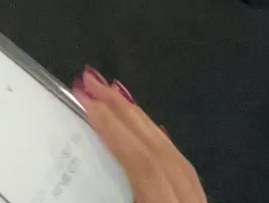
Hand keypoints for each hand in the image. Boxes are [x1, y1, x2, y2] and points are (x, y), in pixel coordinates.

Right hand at [72, 69, 205, 202]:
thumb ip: (99, 192)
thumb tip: (68, 163)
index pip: (142, 162)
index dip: (113, 128)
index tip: (82, 96)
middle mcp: (190, 201)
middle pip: (159, 149)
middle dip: (123, 110)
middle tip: (90, 78)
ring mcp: (200, 202)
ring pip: (173, 152)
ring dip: (140, 118)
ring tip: (111, 91)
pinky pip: (182, 166)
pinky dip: (160, 140)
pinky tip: (146, 127)